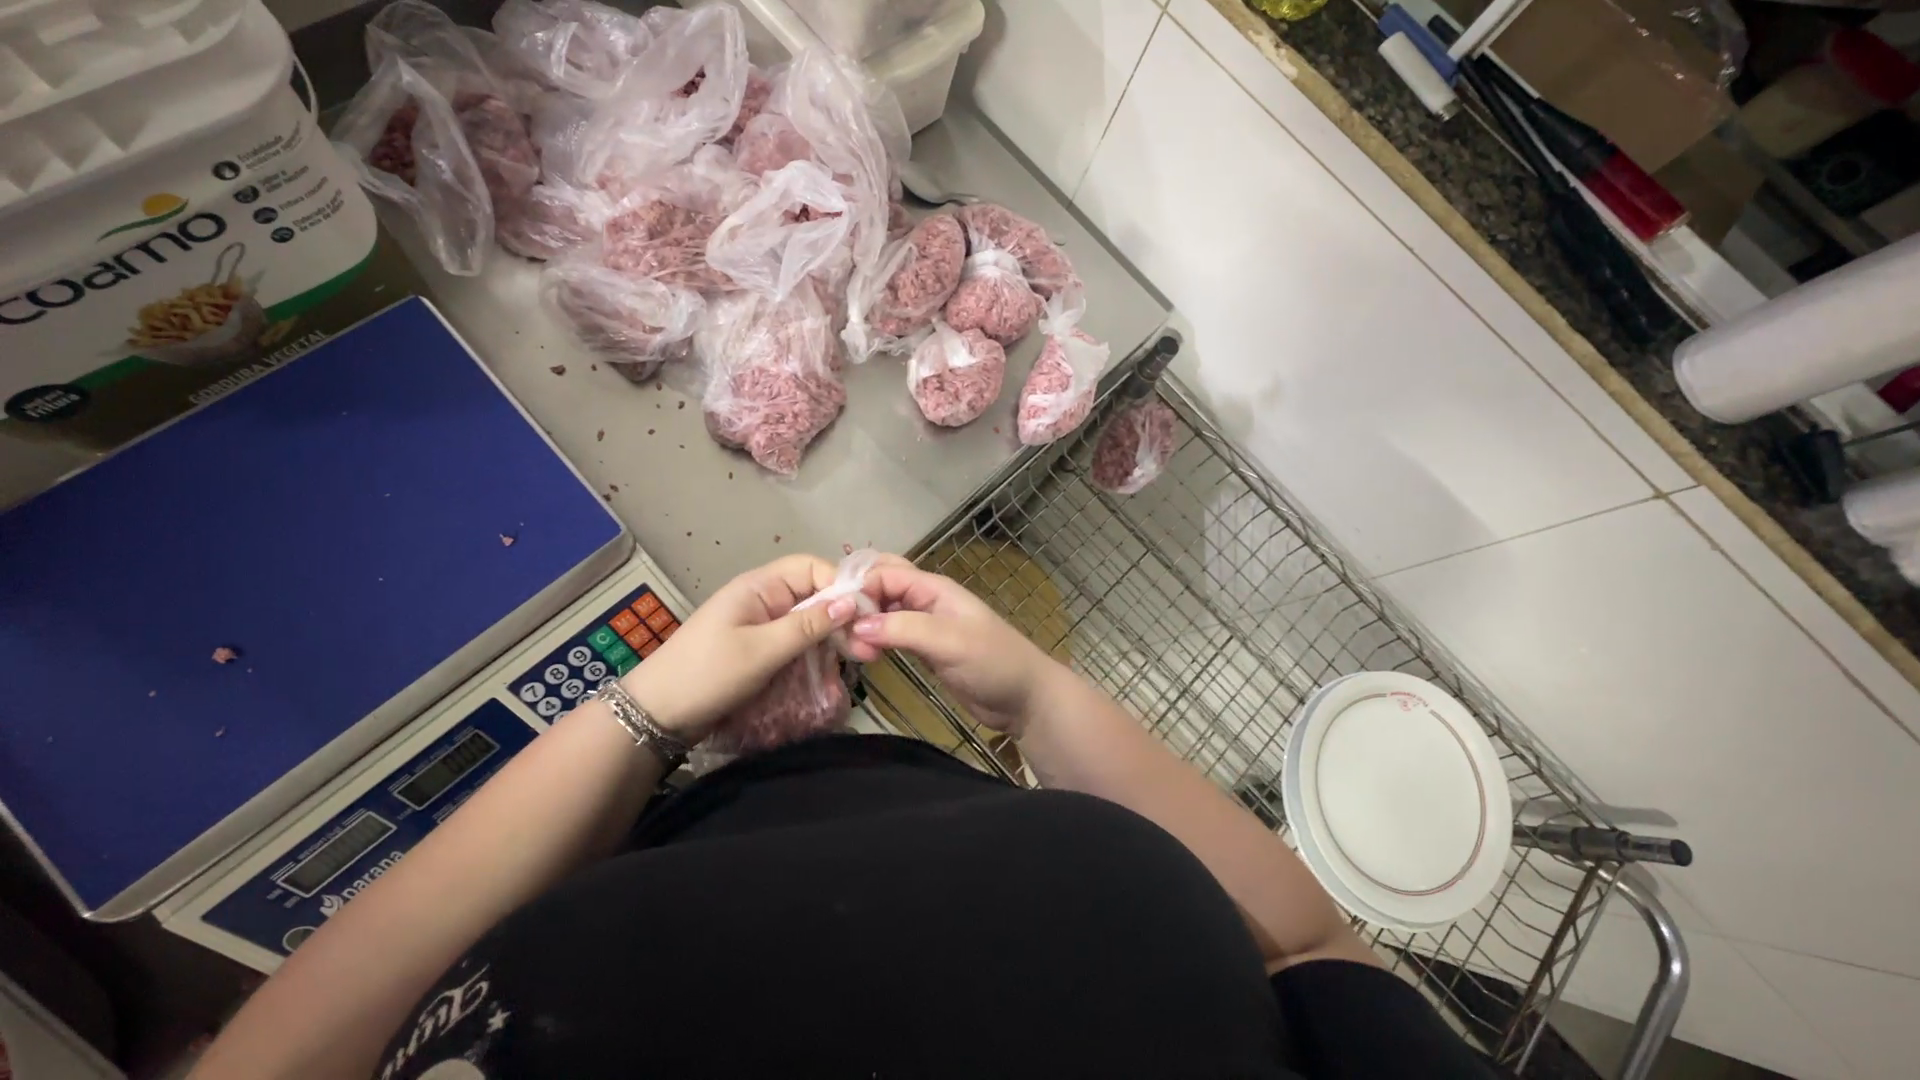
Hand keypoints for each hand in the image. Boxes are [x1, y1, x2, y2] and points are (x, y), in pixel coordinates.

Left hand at [621, 555, 859, 741]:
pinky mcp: (760, 649)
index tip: (867, 615)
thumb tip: (852, 602)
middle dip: (843, 616)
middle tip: (869, 647)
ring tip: (860, 659)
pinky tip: (834, 669)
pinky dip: (816, 653)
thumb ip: (808, 626)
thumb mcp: (762, 650)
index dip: (842, 585)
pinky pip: (797, 642)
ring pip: (810, 621)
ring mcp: (761, 625)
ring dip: (834, 637)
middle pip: (815, 594)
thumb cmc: (707, 674)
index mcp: (759, 586)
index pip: (813, 569)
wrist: (657, 714)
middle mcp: (763, 599)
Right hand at [846, 555, 1056, 733]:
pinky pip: (891, 635)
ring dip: (864, 624)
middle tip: (841, 632)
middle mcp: (926, 600)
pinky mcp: (924, 649)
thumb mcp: (949, 642)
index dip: (858, 589)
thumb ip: (904, 629)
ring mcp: (925, 625)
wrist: (1025, 699)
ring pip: (883, 612)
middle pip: (881, 587)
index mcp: (934, 588)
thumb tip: (857, 625)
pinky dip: (874, 640)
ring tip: (852, 651)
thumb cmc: (994, 663)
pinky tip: (862, 655)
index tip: (837, 617)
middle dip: (857, 602)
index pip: (884, 574)